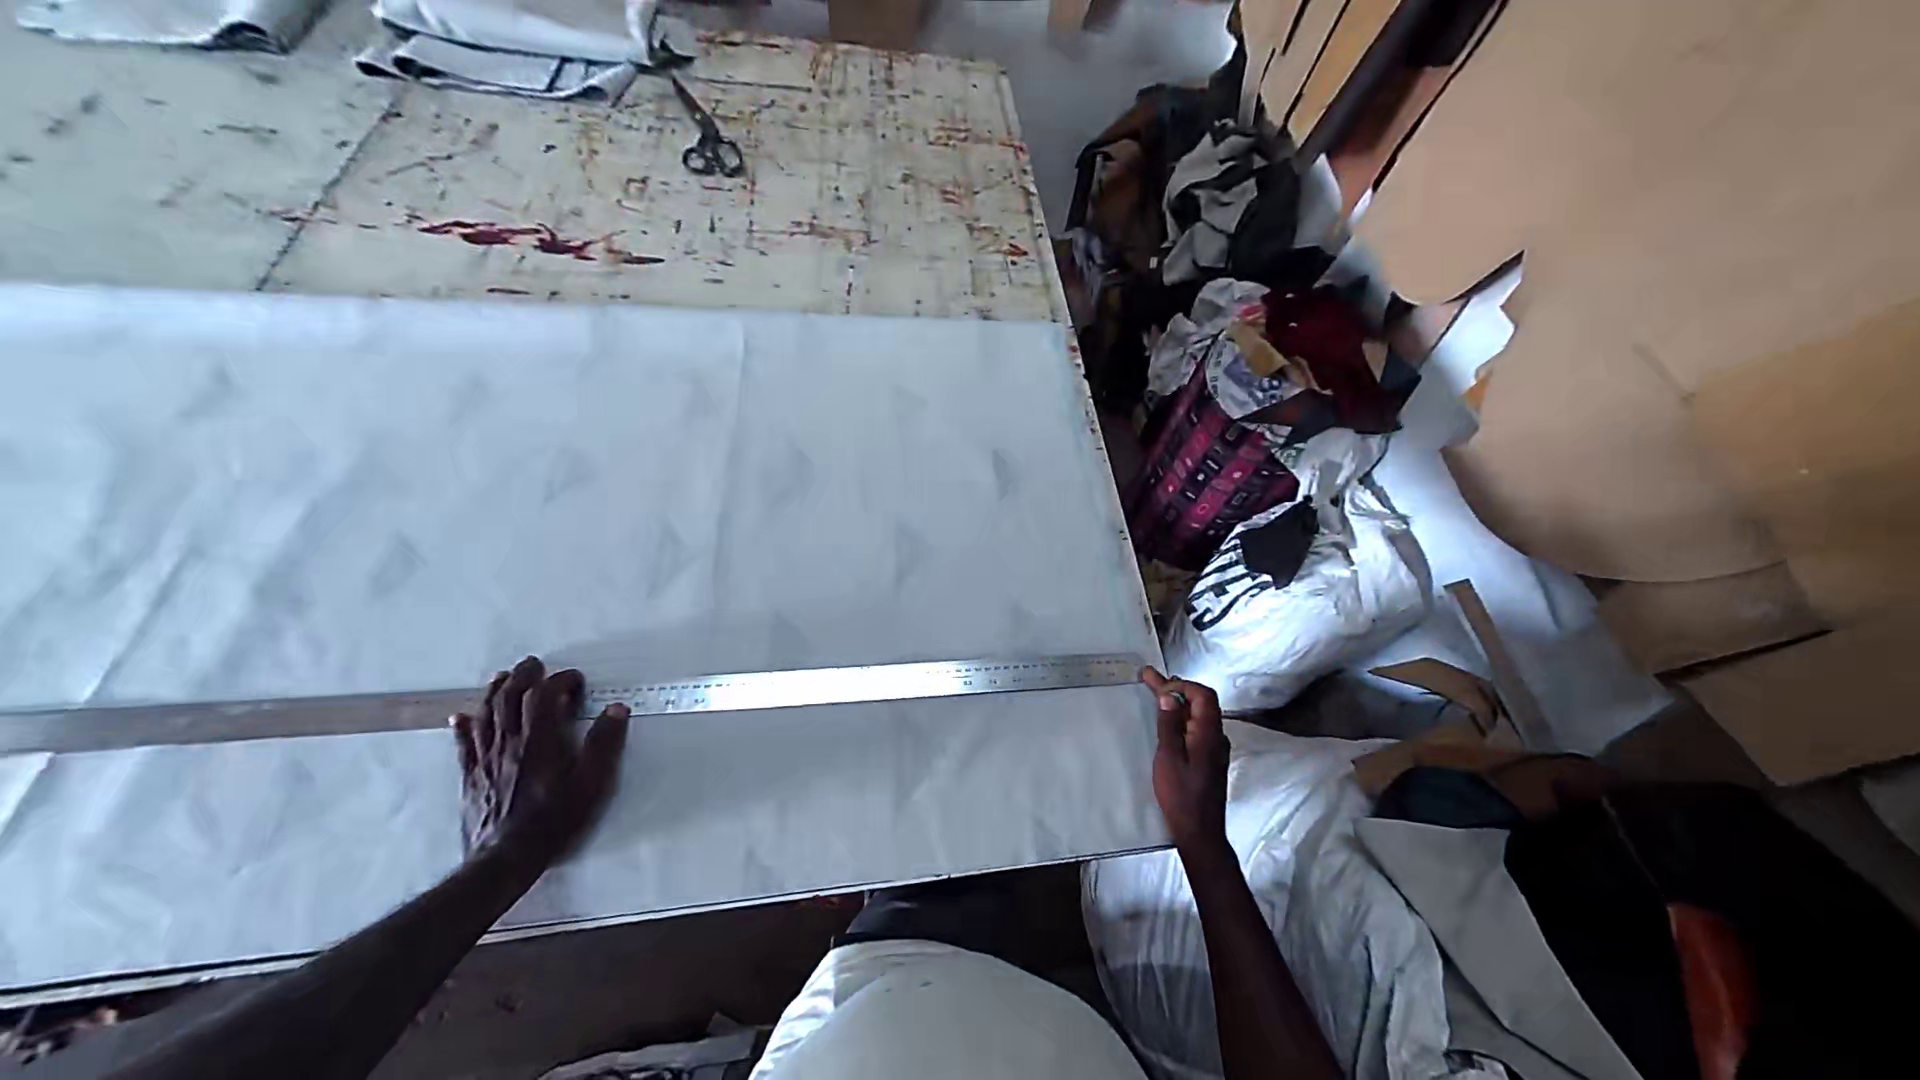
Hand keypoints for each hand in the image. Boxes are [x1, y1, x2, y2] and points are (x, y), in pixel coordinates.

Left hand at [451, 655, 629, 859]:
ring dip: (494, 691)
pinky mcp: (471, 776)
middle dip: (522, 675)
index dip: (561, 681)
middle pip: (510, 697)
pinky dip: (462, 725)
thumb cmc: (553, 820)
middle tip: (534, 664)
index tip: (575, 681)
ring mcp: (486, 759)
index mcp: (540, 741)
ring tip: (502, 678)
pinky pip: (463, 744)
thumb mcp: (592, 783)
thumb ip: (604, 744)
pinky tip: (461, 717)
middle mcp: (510, 743)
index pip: (545, 696)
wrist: (505, 858)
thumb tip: (616, 711)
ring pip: (485, 714)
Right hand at [1143, 668, 1229, 854]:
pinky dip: (1182, 718)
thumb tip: (1168, 696)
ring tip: (1156, 694)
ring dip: (1178, 702)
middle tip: (1149, 679)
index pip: (1203, 695)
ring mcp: (1215, 749)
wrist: (1200, 831)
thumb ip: (1169, 724)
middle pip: (1202, 702)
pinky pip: (1197, 728)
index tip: (1156, 684)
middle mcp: (1217, 737)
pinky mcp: (1210, 759)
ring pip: (1199, 715)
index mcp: (1209, 733)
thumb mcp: (1169, 756)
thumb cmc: (1181, 794)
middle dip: (1176, 688)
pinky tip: (1168, 721)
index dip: (1181, 685)